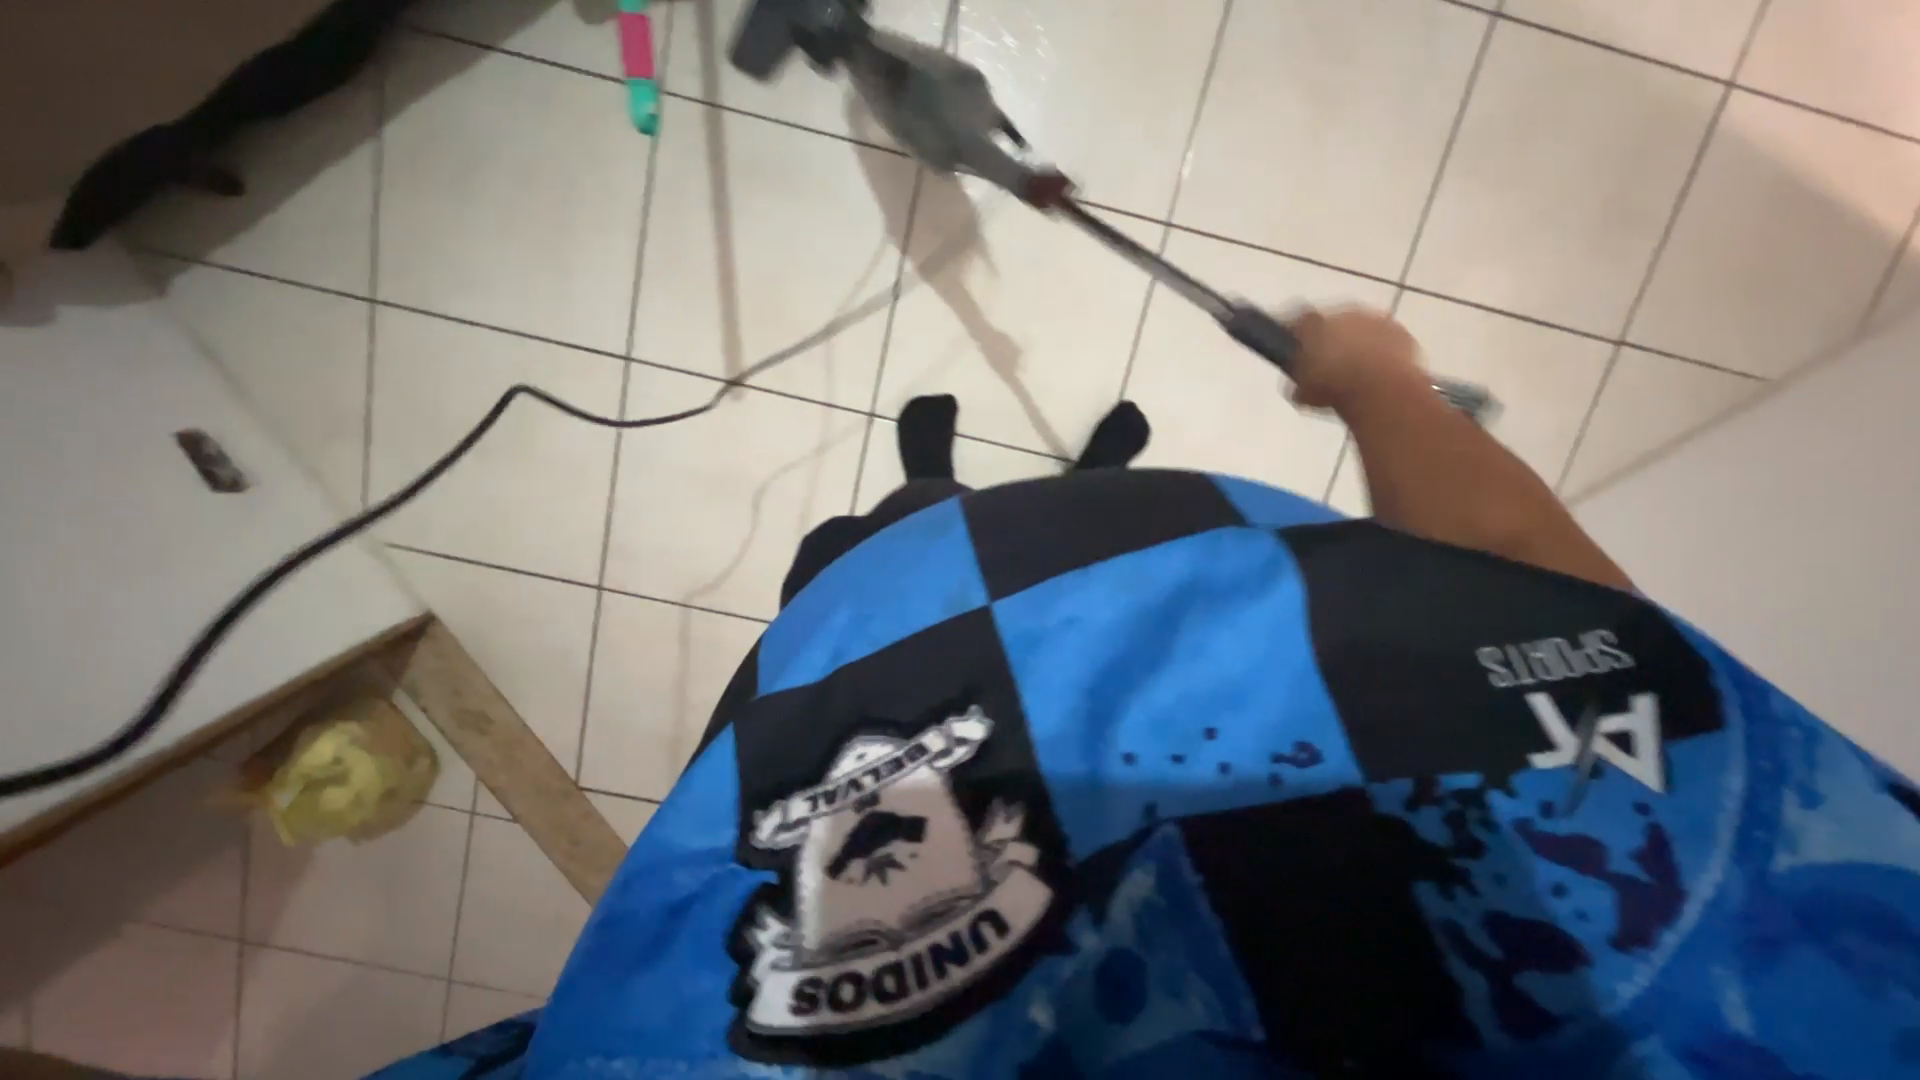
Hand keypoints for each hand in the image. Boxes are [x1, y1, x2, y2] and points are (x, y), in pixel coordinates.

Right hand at [1285, 306, 1426, 410]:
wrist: (1381, 390)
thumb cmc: (1335, 389)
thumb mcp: (1305, 394)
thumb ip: (1300, 384)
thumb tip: (1299, 388)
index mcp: (1314, 324)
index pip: (1299, 320)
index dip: (1296, 334)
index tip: (1296, 347)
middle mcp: (1343, 313)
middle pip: (1332, 321)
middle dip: (1330, 337)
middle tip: (1329, 361)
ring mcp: (1374, 319)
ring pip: (1360, 328)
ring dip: (1357, 342)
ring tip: (1357, 368)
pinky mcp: (1400, 331)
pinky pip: (1386, 338)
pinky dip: (1382, 349)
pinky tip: (1380, 370)